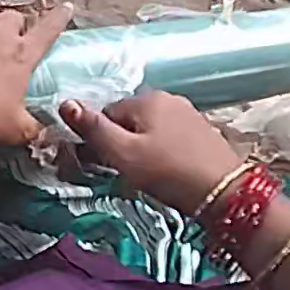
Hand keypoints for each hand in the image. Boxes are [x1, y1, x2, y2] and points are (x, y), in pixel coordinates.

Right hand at [59, 91, 243, 211]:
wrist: (224, 191)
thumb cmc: (168, 172)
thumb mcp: (124, 154)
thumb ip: (94, 129)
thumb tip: (66, 103)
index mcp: (147, 99)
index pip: (107, 113)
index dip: (102, 140)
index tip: (108, 163)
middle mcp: (169, 98)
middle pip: (130, 119)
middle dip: (123, 142)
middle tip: (129, 172)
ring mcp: (188, 113)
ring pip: (150, 128)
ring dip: (143, 148)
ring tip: (149, 174)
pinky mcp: (202, 130)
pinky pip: (170, 136)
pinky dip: (163, 151)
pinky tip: (169, 170)